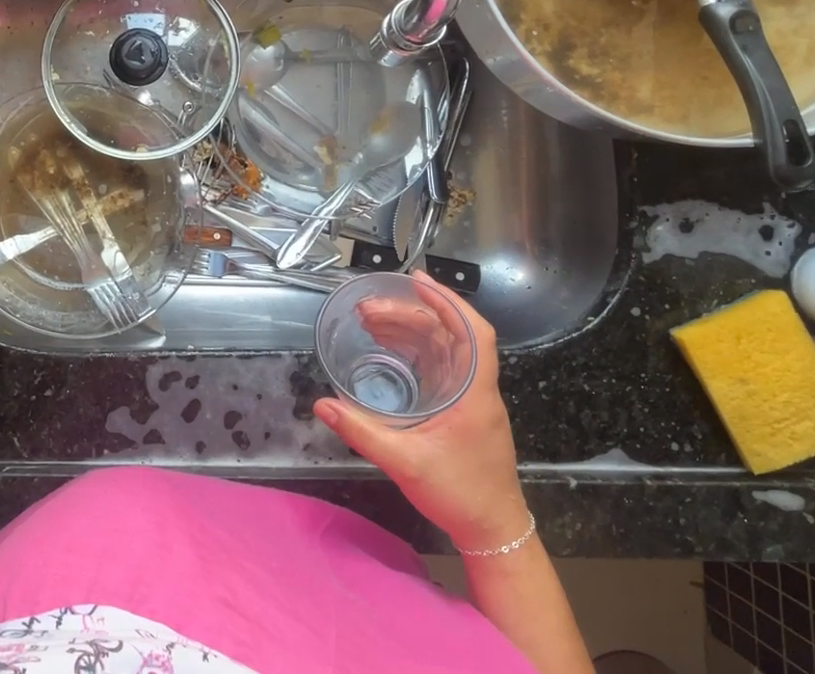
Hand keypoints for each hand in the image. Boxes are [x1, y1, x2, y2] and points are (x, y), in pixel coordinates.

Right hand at [313, 272, 529, 552]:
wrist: (493, 532)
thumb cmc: (459, 493)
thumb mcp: (405, 462)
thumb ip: (362, 431)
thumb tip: (321, 405)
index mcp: (474, 393)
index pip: (474, 332)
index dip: (449, 302)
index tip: (417, 281)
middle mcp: (476, 388)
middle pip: (449, 335)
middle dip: (409, 314)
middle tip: (367, 309)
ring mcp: (469, 399)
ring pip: (443, 349)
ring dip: (409, 330)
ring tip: (369, 322)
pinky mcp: (460, 410)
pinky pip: (438, 366)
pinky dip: (412, 350)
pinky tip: (386, 349)